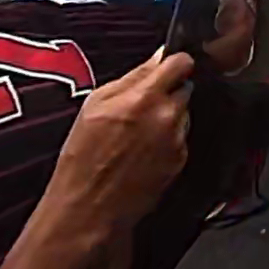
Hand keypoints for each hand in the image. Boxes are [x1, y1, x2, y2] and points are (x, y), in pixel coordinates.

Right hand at [45, 49, 193, 229]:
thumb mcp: (95, 104)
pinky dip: (169, 139)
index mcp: (145, 96)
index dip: (176, 63)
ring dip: (169, 116)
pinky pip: (181, 137)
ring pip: (184, 112)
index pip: (182, 62)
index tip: (169, 68)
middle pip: (185, 87)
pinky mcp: (180, 160)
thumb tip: (159, 56)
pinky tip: (145, 152)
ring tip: (140, 135)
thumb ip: (134, 75)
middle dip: (169, 92)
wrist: (86, 211)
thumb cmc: (83, 157)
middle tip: (144, 108)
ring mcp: (176, 139)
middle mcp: (167, 115)